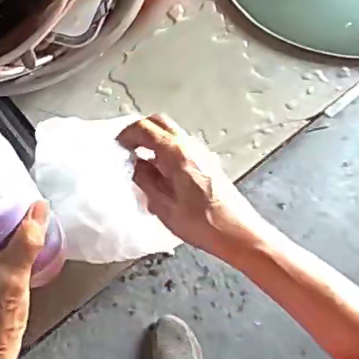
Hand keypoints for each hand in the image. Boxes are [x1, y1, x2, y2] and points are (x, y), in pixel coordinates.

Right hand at [118, 114, 273, 255]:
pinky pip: (181, 147)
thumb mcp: (162, 205)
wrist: (240, 235)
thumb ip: (144, 180)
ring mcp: (202, 154)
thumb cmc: (204, 224)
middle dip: (139, 131)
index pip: (145, 128)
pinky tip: (161, 174)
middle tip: (126, 147)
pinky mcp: (209, 164)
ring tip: (141, 163)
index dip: (126, 134)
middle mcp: (191, 147)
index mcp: (177, 154)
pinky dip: (166, 151)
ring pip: (171, 134)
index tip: (117, 147)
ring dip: (153, 141)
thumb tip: (135, 166)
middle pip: (159, 123)